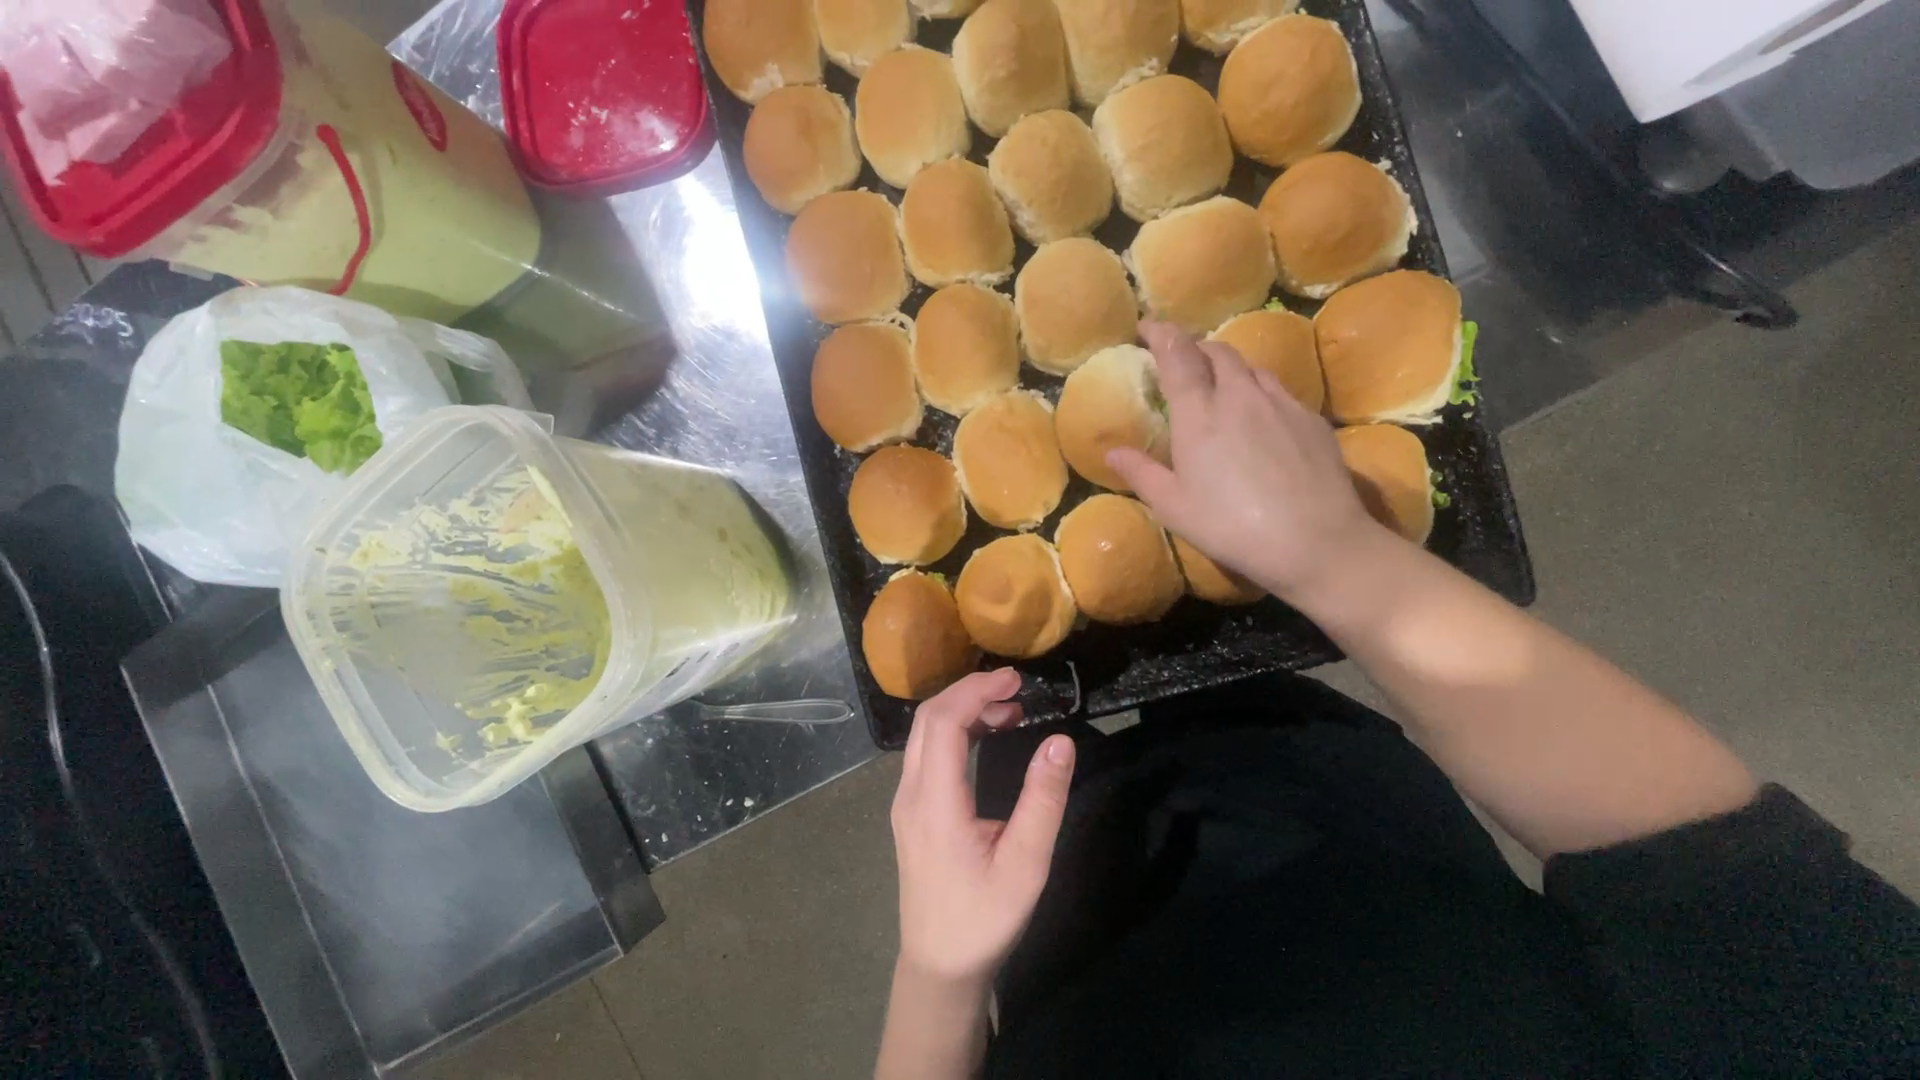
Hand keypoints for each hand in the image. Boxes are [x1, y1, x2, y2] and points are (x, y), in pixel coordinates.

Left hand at [891, 668, 1075, 988]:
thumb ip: (1043, 800)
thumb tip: (1062, 741)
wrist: (940, 964)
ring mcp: (906, 802)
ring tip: (1010, 710)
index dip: (977, 690)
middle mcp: (910, 793)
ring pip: (925, 734)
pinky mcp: (912, 811)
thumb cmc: (984, 917)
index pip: (945, 722)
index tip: (1016, 679)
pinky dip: (956, 732)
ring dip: (962, 710)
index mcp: (935, 802)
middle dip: (969, 691)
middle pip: (928, 719)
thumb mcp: (1026, 863)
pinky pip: (927, 753)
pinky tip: (987, 736)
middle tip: (1015, 686)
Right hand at [1107, 320, 1383, 600]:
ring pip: (1250, 368)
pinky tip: (1259, 419)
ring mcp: (1281, 403)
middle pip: (1217, 351)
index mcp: (1199, 414)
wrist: (1317, 542)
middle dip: (1195, 348)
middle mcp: (1240, 395)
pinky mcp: (1311, 418)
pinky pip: (1278, 390)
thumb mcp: (1175, 508)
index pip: (1178, 354)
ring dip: (1229, 368)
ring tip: (1220, 386)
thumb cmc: (1231, 527)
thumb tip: (1113, 452)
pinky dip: (1258, 391)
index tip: (1147, 327)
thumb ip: (1142, 474)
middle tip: (1182, 361)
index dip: (1161, 334)